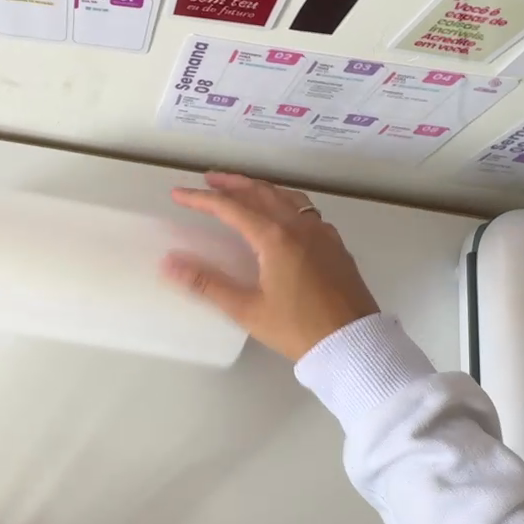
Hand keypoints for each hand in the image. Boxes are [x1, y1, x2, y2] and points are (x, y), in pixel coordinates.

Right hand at [161, 173, 380, 362]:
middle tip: (209, 179)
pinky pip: (305, 210)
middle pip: (260, 192)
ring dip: (259, 188)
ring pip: (286, 196)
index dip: (201, 199)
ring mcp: (321, 233)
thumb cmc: (297, 328)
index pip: (230, 208)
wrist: (353, 344)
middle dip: (231, 183)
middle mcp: (299, 226)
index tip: (178, 194)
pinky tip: (281, 215)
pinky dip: (284, 201)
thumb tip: (170, 263)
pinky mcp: (335, 245)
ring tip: (242, 190)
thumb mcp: (246, 309)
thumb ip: (207, 283)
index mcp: (275, 237)